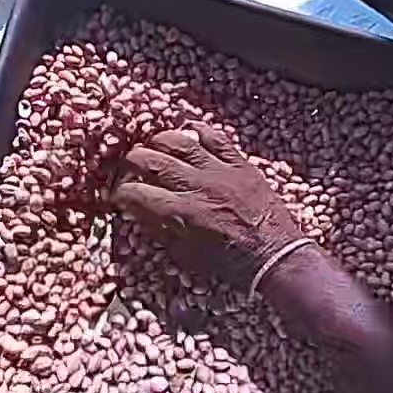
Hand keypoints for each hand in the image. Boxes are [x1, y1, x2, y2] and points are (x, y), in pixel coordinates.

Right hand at [113, 122, 304, 285]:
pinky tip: (187, 129)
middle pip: (151, 161)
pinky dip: (198, 130)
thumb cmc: (230, 263)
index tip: (118, 195)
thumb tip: (137, 211)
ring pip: (179, 142)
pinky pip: (214, 138)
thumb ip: (161, 229)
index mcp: (181, 213)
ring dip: (159, 141)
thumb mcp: (187, 255)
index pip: (136, 193)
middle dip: (132, 162)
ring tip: (152, 145)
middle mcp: (195, 186)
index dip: (120, 192)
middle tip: (129, 167)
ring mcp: (218, 171)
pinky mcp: (238, 164)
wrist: (275, 255)